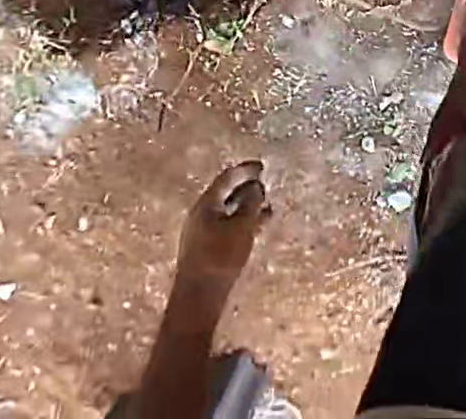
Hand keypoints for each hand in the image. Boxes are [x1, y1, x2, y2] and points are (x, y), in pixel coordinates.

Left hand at [172, 161, 271, 306]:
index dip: (245, 170)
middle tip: (265, 184)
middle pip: (226, 193)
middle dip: (246, 187)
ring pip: (228, 211)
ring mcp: (202, 232)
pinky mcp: (206, 249)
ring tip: (267, 205)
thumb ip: (251, 203)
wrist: (198, 299)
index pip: (227, 178)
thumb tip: (256, 187)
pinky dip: (243, 221)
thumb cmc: (220, 258)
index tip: (262, 167)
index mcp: (205, 204)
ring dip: (247, 205)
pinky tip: (258, 226)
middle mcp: (201, 214)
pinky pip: (228, 226)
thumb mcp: (242, 226)